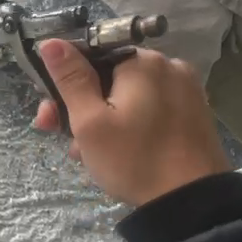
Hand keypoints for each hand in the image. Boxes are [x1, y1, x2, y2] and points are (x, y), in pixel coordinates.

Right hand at [32, 39, 231, 205]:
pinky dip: (127, 124)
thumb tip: (51, 42)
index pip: (90, 57)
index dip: (63, 84)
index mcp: (142, 63)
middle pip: (108, 77)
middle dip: (80, 106)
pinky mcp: (193, 111)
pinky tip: (117, 149)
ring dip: (101, 119)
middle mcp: (168, 66)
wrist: (190, 199)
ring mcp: (185, 89)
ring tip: (90, 153)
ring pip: (126, 95)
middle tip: (64, 139)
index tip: (49, 115)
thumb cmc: (133, 159)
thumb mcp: (89, 122)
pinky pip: (148, 108)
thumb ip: (70, 80)